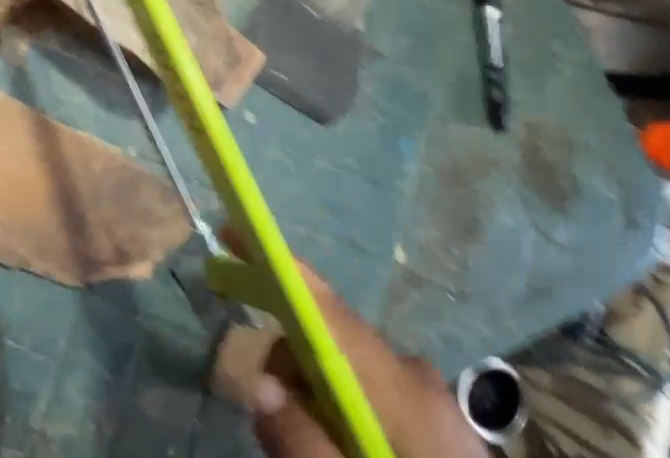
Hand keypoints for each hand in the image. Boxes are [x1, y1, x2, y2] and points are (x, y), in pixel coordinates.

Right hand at [231, 267, 484, 457]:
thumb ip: (303, 445)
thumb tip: (257, 385)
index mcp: (402, 392)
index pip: (330, 312)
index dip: (280, 269)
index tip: (234, 233)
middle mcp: (418, 378)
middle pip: (328, 339)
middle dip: (285, 363)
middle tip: (266, 420)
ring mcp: (432, 398)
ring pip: (345, 367)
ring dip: (311, 393)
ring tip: (307, 446)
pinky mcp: (436, 418)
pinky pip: (369, 389)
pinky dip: (338, 405)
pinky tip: (335, 444)